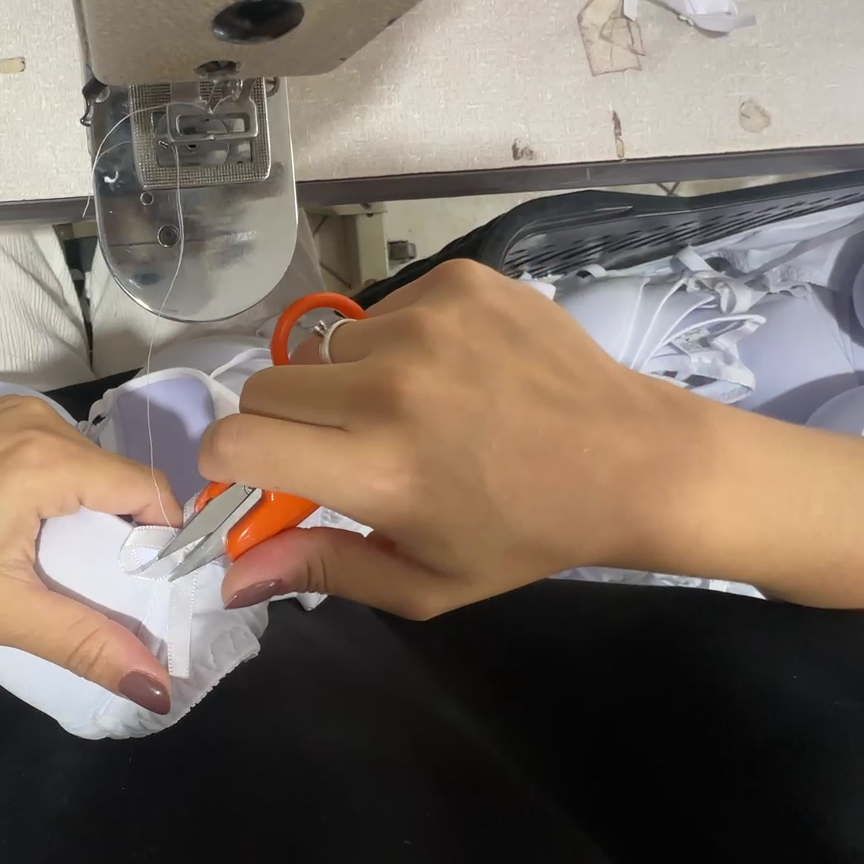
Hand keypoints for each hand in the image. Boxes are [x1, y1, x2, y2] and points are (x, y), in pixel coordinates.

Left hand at [0, 397, 181, 711]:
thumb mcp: (5, 611)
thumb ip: (89, 644)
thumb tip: (159, 689)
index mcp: (46, 458)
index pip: (147, 488)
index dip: (161, 539)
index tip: (148, 586)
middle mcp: (37, 418)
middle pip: (116, 475)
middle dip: (120, 530)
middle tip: (96, 583)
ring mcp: (10, 408)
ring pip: (87, 461)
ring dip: (87, 508)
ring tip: (55, 557)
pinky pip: (54, 447)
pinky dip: (58, 485)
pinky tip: (25, 522)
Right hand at [200, 259, 699, 618]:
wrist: (640, 463)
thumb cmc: (521, 535)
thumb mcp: (419, 581)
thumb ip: (317, 568)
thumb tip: (230, 577)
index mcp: (376, 467)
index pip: (236, 442)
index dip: (223, 458)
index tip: (249, 470)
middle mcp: (388, 384)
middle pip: (263, 388)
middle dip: (281, 422)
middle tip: (340, 445)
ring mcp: (424, 321)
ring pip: (322, 350)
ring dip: (342, 382)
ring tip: (408, 406)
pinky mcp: (455, 281)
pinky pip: (376, 313)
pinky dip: (392, 345)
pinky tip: (447, 370)